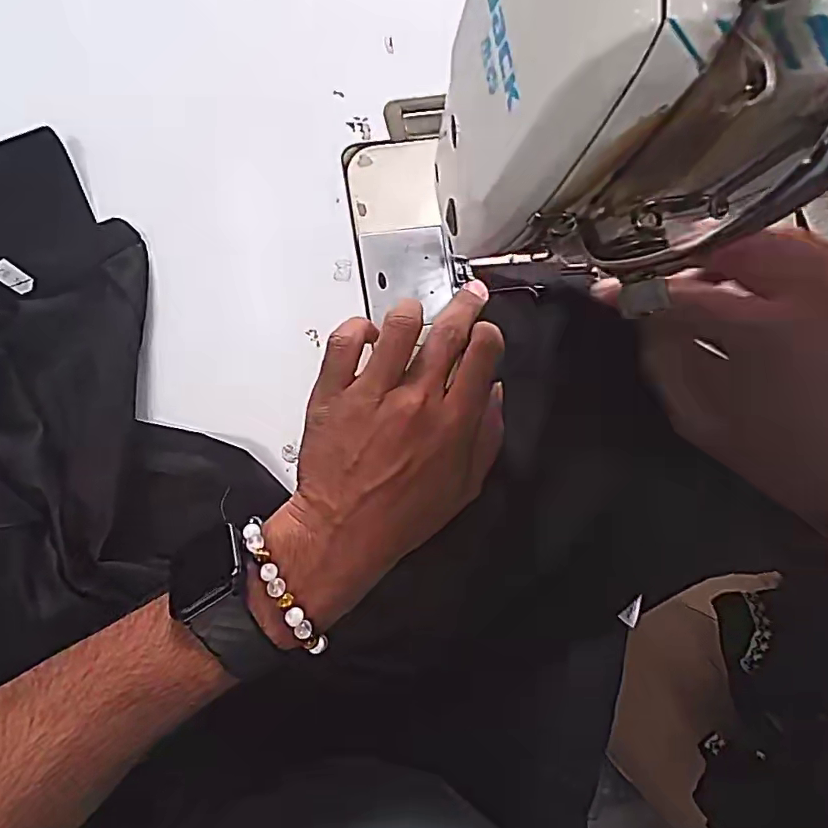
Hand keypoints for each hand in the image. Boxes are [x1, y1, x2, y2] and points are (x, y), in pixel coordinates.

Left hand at [254, 283, 505, 640]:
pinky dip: (358, 328)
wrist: (342, 531)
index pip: (481, 353)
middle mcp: (415, 402)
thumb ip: (485, 437)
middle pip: (448, 331)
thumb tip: (492, 395)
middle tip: (467, 297)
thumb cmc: (399, 515)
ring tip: (413, 315)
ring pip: (399, 325)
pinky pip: (345, 341)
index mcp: (452, 423)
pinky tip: (367, 334)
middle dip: (464, 305)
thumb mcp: (462, 487)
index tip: (484, 330)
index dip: (488, 332)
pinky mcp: (334, 393)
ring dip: (412, 313)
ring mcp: (372, 394)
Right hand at [593, 228, 827, 532]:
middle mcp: (822, 294)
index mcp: (767, 329)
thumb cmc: (797, 461)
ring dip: (744, 259)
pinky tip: (785, 298)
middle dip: (694, 263)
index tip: (621, 292)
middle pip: (734, 243)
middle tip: (676, 285)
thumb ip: (664, 356)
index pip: (681, 288)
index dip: (638, 289)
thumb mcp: (701, 418)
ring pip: (784, 237)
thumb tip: (647, 315)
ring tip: (729, 292)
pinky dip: (799, 266)